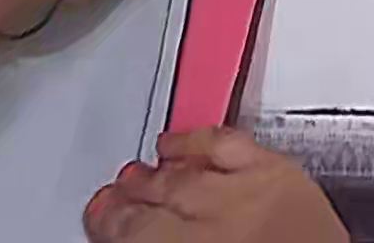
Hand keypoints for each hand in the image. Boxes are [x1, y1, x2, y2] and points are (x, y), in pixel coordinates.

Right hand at [84, 128, 347, 242]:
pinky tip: (177, 140)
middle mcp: (215, 221)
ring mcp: (245, 191)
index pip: (137, 237)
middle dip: (128, 200)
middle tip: (108, 195)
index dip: (112, 226)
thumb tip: (140, 239)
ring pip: (185, 175)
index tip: (98, 216)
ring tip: (134, 172)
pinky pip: (226, 144)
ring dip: (155, 172)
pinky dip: (197, 140)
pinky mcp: (275, 170)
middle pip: (157, 204)